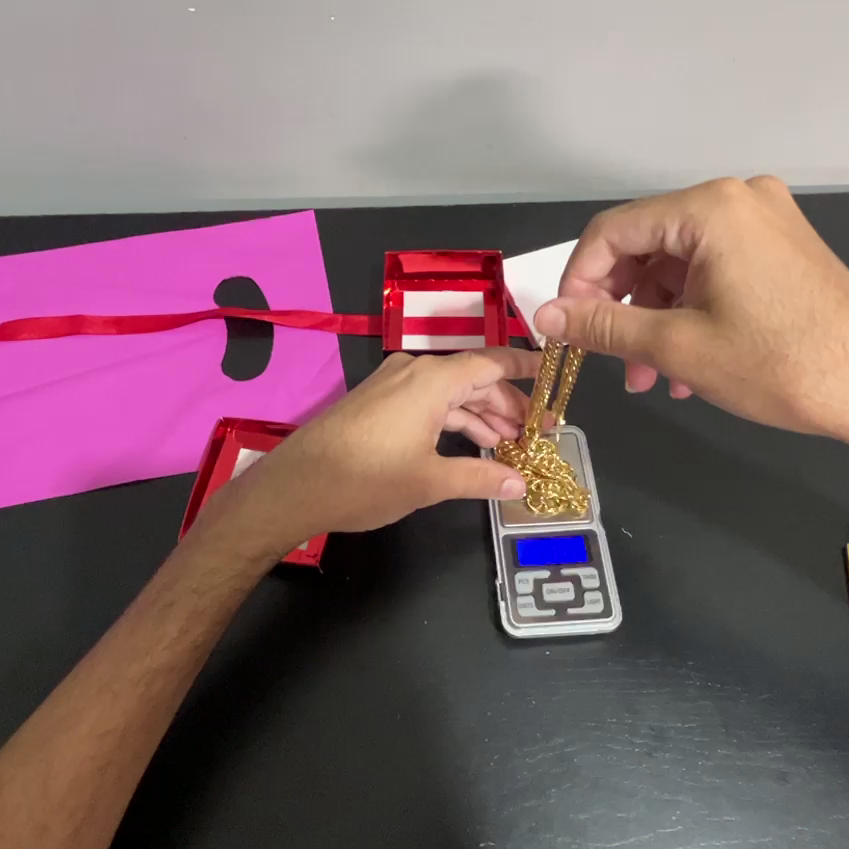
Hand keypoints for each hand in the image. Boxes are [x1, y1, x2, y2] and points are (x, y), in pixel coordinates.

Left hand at [201, 349, 538, 548]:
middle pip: (473, 378)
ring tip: (509, 444)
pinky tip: (470, 445)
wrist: (296, 486)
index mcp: (432, 380)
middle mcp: (414, 372)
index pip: (492, 362)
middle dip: (507, 404)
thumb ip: (480, 478)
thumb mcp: (430, 482)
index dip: (525, 368)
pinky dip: (452, 420)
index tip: (551, 375)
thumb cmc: (366, 480)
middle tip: (537, 431)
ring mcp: (392, 385)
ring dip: (480, 416)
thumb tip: (521, 484)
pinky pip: (427, 402)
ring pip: (450, 393)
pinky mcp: (377, 402)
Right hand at [534, 176, 848, 448]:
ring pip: (675, 265)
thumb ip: (602, 324)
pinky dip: (686, 312)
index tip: (565, 328)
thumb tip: (545, 316)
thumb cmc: (778, 365)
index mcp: (710, 208)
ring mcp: (764, 221)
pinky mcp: (779, 247)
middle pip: (644, 246)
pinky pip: (709, 271)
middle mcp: (737, 199)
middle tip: (606, 357)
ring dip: (651, 318)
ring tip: (647, 377)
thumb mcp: (676, 346)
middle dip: (618, 305)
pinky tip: (682, 365)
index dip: (577, 280)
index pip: (612, 231)